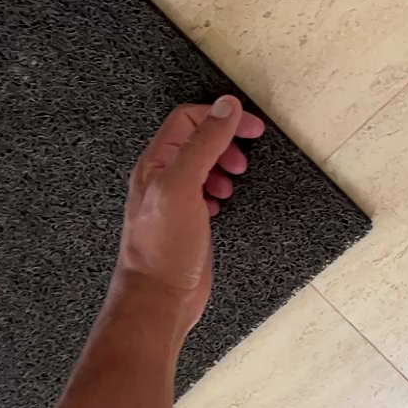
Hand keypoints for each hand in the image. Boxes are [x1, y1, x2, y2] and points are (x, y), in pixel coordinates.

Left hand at [113, 96, 266, 330]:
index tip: (252, 127)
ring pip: (202, 165)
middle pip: (196, 139)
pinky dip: (220, 188)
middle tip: (247, 154)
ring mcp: (173, 200)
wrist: (159, 299)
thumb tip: (226, 107)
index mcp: (155, 163)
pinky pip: (205, 191)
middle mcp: (161, 178)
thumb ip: (203, 143)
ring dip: (224, 164)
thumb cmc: (163, 248)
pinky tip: (223, 201)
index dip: (221, 117)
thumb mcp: (183, 186)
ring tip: (235, 178)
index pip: (188, 120)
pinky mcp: (185, 222)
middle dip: (226, 140)